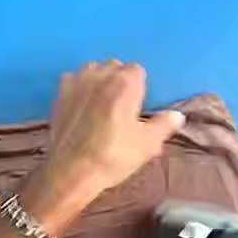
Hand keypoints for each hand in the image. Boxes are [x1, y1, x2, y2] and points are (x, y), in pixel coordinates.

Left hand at [23, 61, 183, 226]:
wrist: (72, 170)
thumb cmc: (114, 156)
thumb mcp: (147, 144)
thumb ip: (164, 125)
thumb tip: (177, 115)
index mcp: (126, 83)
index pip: (137, 71)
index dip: (139, 87)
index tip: (137, 106)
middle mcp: (102, 75)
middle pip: (115, 67)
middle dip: (120, 81)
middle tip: (121, 107)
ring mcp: (78, 82)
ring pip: (93, 69)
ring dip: (99, 80)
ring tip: (100, 103)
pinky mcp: (60, 93)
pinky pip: (72, 78)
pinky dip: (78, 86)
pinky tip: (80, 103)